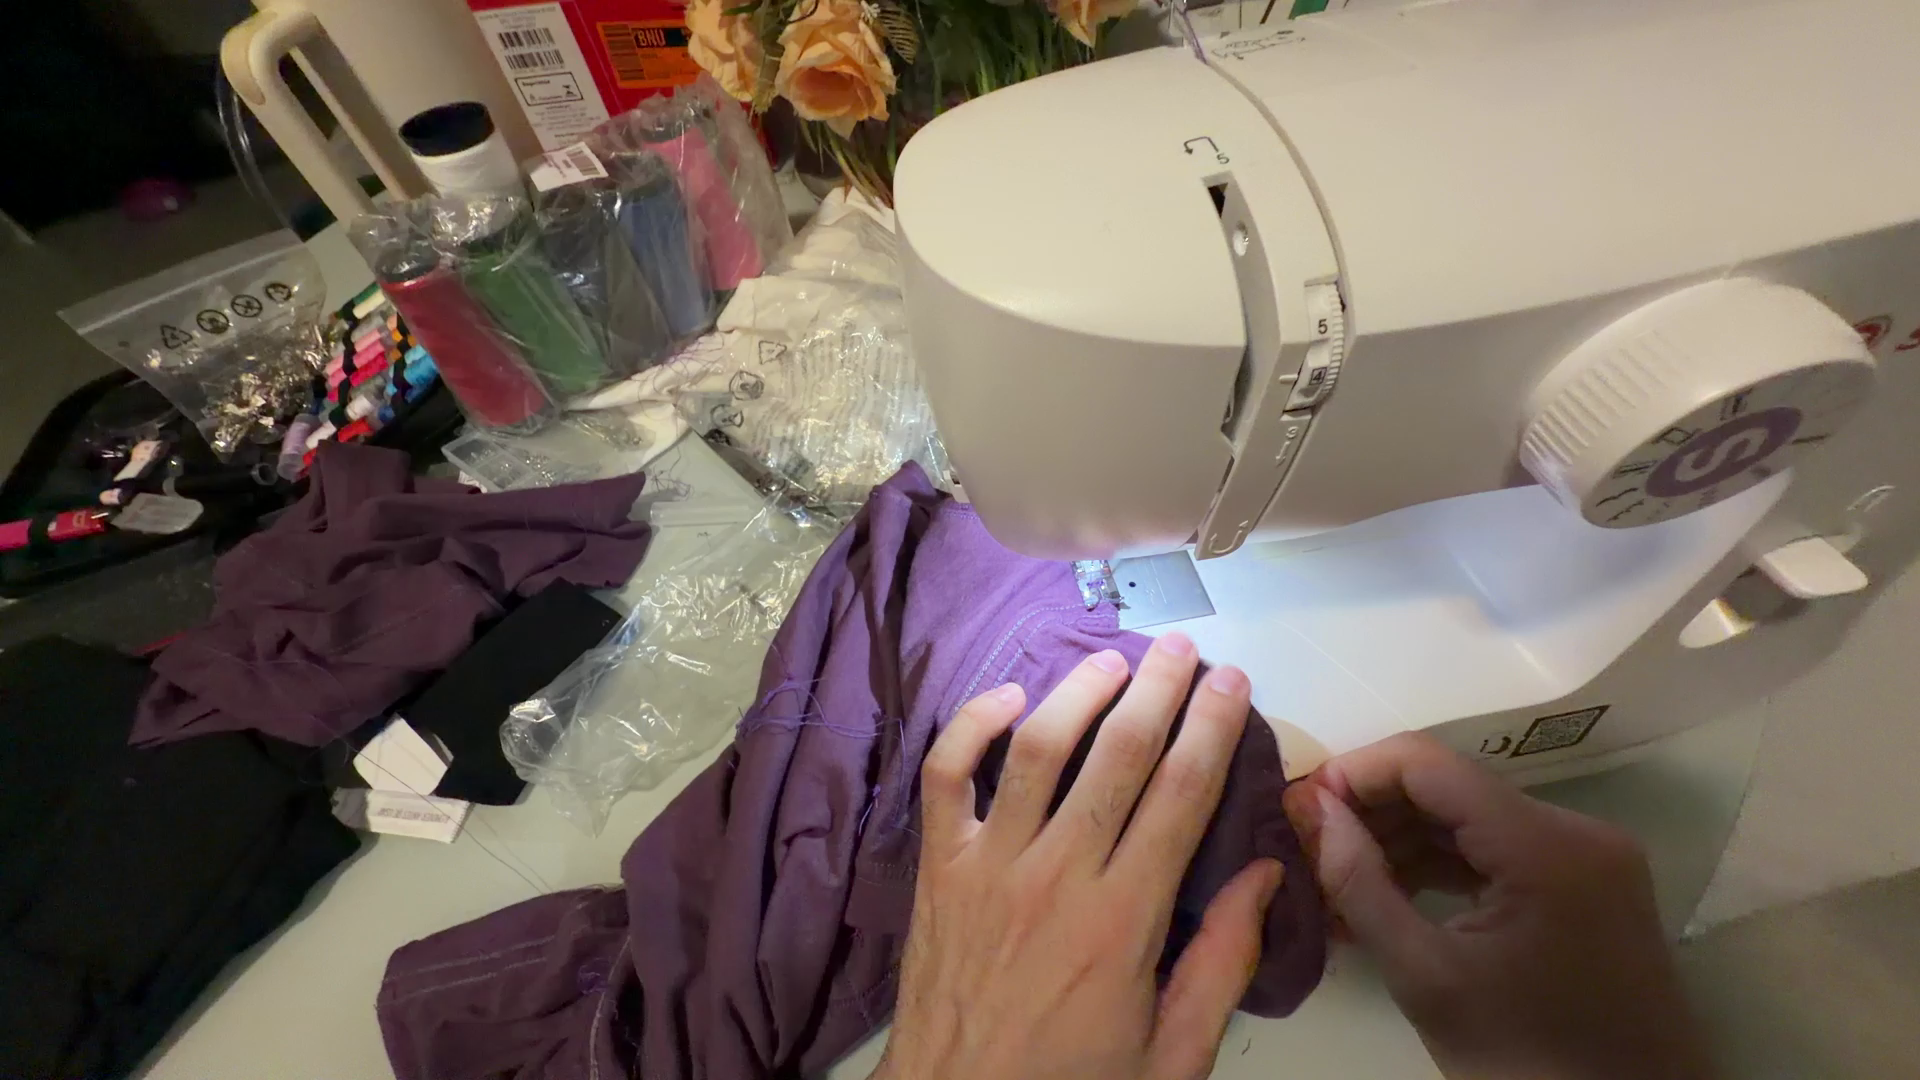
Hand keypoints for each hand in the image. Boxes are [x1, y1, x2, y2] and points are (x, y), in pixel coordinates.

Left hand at [874, 633, 1283, 1079]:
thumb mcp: (1171, 1054)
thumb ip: (1221, 960)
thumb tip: (1263, 872)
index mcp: (1124, 919)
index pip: (1181, 796)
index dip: (1213, 729)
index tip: (1232, 682)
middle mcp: (1056, 872)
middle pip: (1117, 756)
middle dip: (1157, 691)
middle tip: (1180, 647)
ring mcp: (988, 859)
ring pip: (1036, 749)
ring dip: (1078, 693)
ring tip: (1113, 661)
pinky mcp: (938, 861)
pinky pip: (946, 774)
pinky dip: (970, 725)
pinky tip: (1006, 696)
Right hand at [1282, 733, 1715, 1079]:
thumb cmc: (1527, 1062)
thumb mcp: (1423, 974)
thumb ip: (1355, 879)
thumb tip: (1304, 802)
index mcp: (1545, 846)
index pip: (1426, 763)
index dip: (1353, 771)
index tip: (1300, 806)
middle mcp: (1573, 831)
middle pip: (1443, 785)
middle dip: (1368, 808)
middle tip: (1309, 843)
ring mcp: (1581, 856)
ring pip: (1460, 813)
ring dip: (1393, 836)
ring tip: (1334, 873)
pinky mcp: (1577, 882)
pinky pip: (1486, 846)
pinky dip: (1431, 861)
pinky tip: (1382, 889)